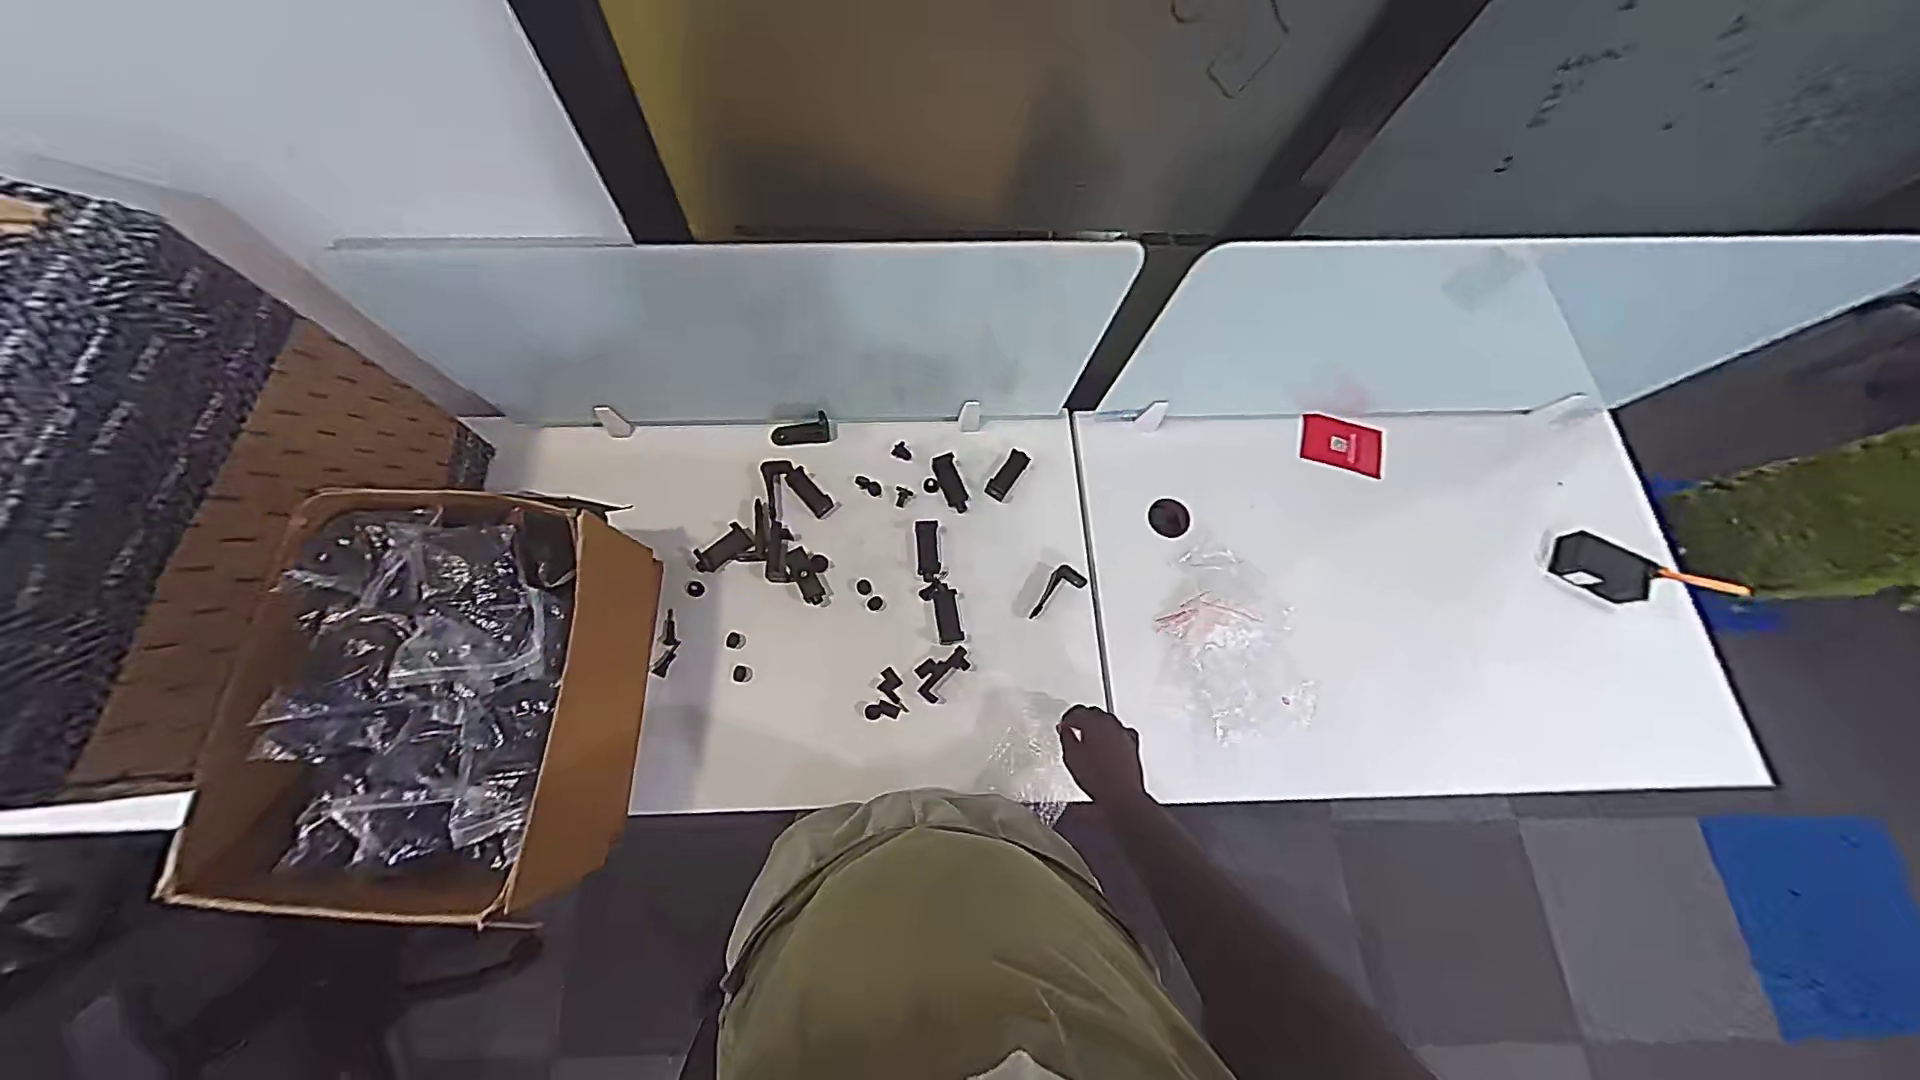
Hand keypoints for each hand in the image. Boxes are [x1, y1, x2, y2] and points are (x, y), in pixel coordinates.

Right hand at [1058, 704, 1148, 806]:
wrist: (1121, 796)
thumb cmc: (1099, 778)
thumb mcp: (1071, 756)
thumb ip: (1066, 737)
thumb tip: (1065, 730)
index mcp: (1094, 723)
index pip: (1077, 711)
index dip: (1067, 719)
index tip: (1063, 726)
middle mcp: (1111, 724)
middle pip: (1093, 713)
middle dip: (1081, 720)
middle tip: (1072, 730)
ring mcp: (1124, 734)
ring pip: (1107, 722)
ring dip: (1096, 727)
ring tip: (1086, 740)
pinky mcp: (1132, 745)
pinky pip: (1119, 733)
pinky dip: (1110, 736)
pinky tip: (1104, 747)